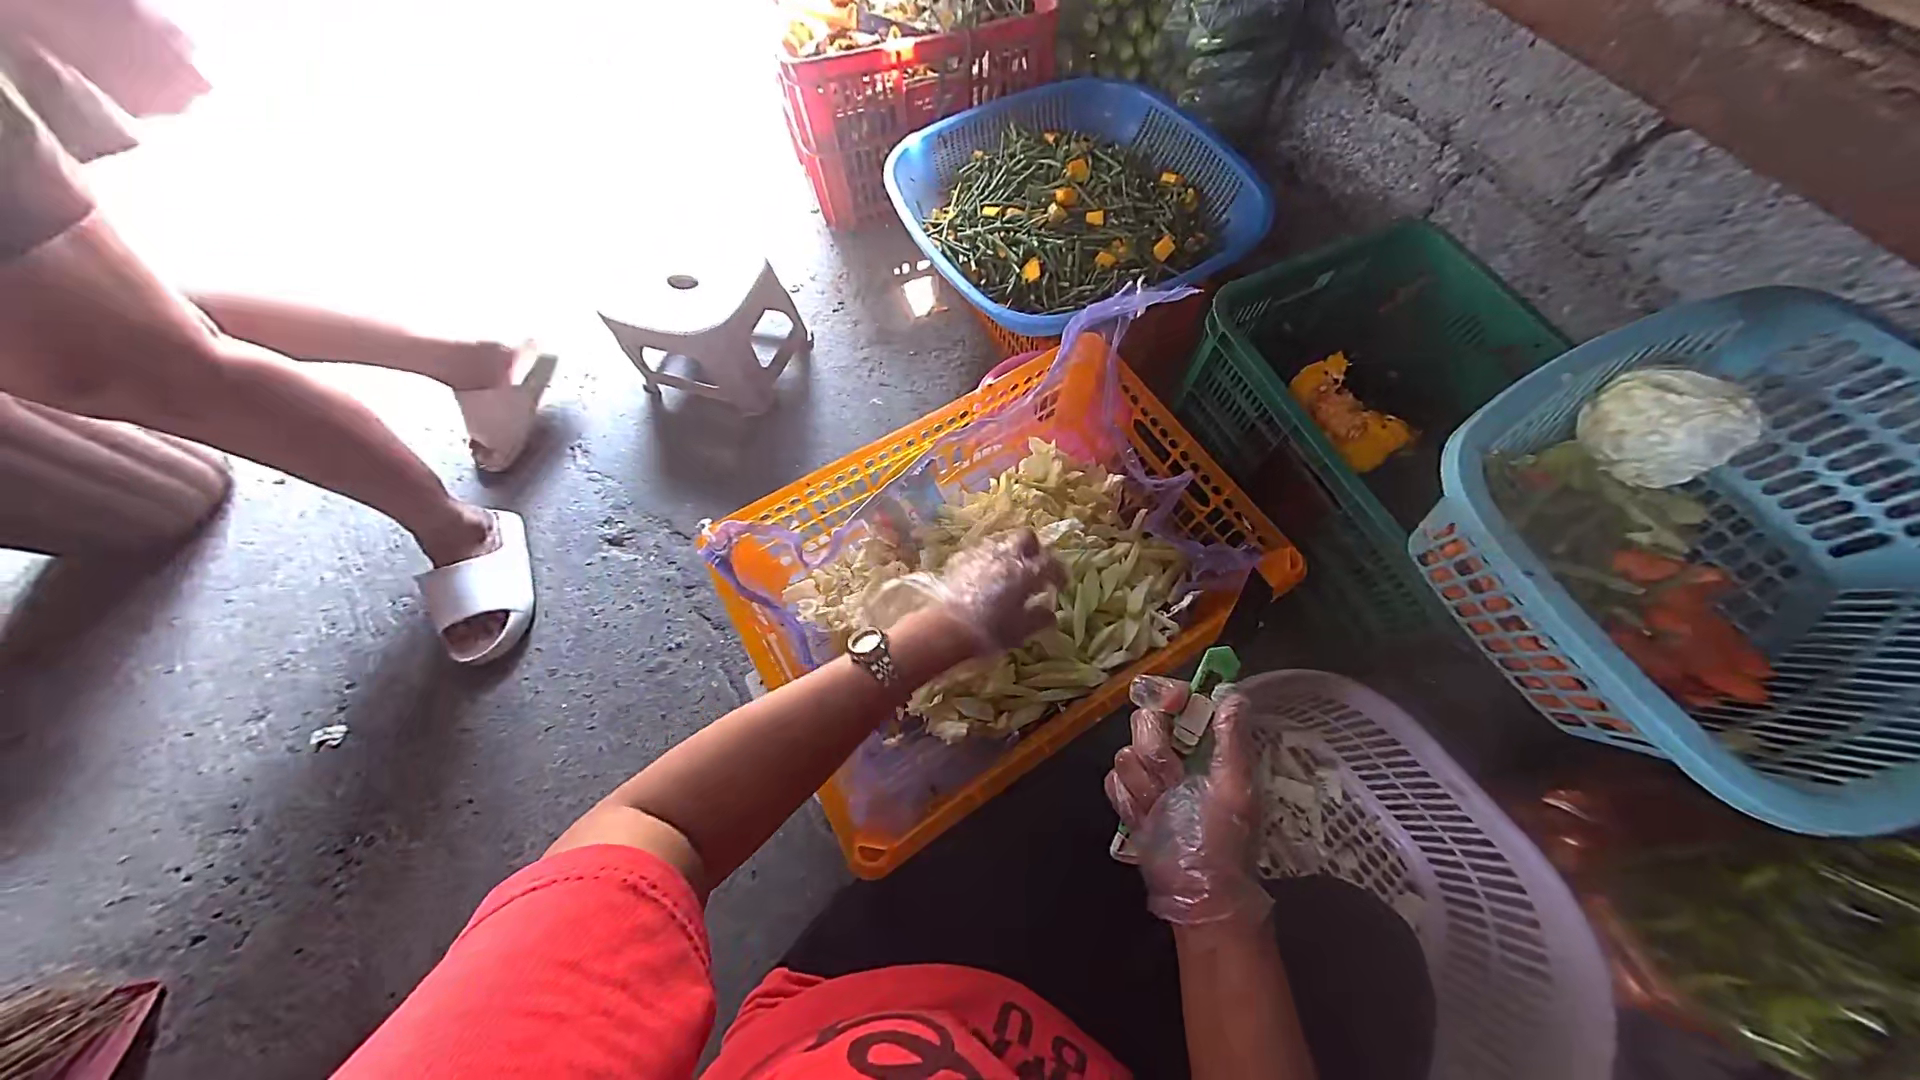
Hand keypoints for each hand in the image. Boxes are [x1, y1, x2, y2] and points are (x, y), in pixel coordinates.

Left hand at [868, 529, 1064, 656]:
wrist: (949, 627)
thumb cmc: (991, 630)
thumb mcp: (1022, 630)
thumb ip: (1040, 618)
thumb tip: (1050, 612)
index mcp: (1026, 572)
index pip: (1051, 563)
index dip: (1060, 573)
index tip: (1060, 585)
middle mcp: (1006, 556)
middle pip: (1027, 537)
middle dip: (1035, 549)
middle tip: (1036, 568)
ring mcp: (983, 555)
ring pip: (1003, 543)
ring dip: (1011, 555)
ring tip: (1010, 575)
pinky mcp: (962, 560)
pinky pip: (982, 553)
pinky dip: (991, 562)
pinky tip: (988, 580)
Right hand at [1106, 680, 1271, 926]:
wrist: (1195, 895)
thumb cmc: (1223, 842)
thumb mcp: (1236, 790)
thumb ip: (1232, 741)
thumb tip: (1234, 695)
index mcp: (1204, 746)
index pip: (1177, 700)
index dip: (1169, 695)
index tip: (1172, 703)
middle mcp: (1175, 753)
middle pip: (1143, 721)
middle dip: (1155, 752)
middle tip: (1173, 780)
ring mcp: (1147, 776)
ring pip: (1124, 754)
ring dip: (1144, 785)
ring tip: (1164, 809)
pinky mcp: (1127, 798)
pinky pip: (1112, 782)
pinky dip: (1128, 802)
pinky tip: (1146, 819)